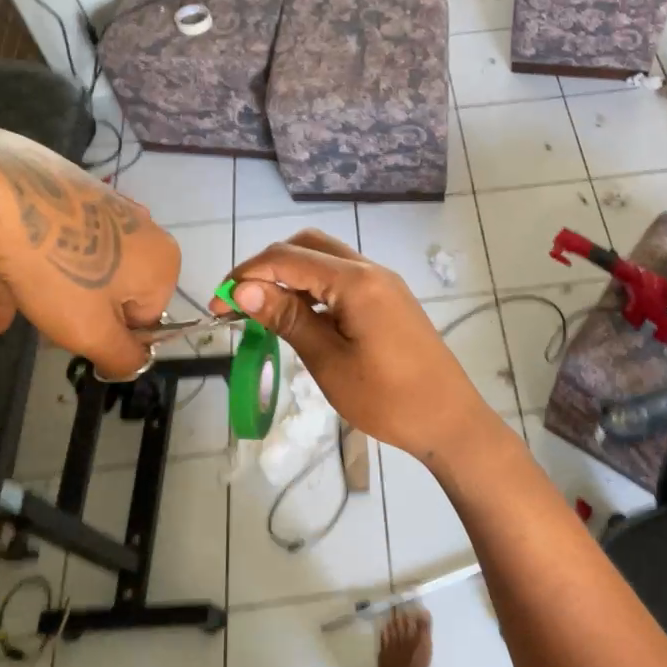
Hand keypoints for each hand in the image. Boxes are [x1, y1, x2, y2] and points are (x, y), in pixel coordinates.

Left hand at [0, 123, 178, 380]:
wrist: (4, 195)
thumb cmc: (61, 271)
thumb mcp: (92, 333)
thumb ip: (122, 358)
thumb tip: (135, 364)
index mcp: (163, 263)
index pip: (146, 316)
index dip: (111, 335)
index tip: (79, 338)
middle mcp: (143, 230)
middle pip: (113, 289)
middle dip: (80, 314)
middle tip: (44, 325)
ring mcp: (104, 206)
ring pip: (78, 267)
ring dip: (47, 297)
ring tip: (7, 321)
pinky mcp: (65, 193)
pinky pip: (53, 243)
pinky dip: (27, 272)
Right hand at [216, 231, 510, 467]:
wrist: (448, 420)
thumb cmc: (387, 398)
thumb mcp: (328, 361)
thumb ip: (288, 318)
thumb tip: (245, 288)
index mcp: (356, 281)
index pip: (287, 258)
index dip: (246, 275)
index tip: (218, 305)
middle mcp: (372, 270)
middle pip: (308, 246)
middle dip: (268, 267)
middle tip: (240, 303)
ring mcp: (385, 284)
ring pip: (327, 260)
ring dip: (292, 276)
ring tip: (265, 313)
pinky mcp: (390, 301)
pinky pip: (345, 279)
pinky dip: (316, 288)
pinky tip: (302, 319)